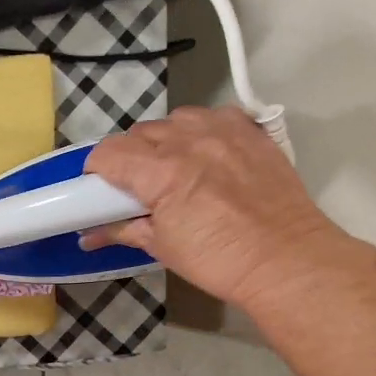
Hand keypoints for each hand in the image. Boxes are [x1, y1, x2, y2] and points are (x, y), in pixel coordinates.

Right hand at [80, 106, 354, 307]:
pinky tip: (203, 152)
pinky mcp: (253, 134)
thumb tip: (89, 235)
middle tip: (132, 185)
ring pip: (176, 119)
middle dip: (128, 155)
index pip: (109, 152)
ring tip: (169, 165)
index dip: (96, 169)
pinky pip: (215, 116)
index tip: (98, 187)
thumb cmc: (216, 260)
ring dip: (164, 138)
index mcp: (162, 173)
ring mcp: (226, 133)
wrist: (286, 260)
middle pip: (140, 133)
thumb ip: (122, 230)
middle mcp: (191, 143)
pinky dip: (201, 129)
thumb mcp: (161, 247)